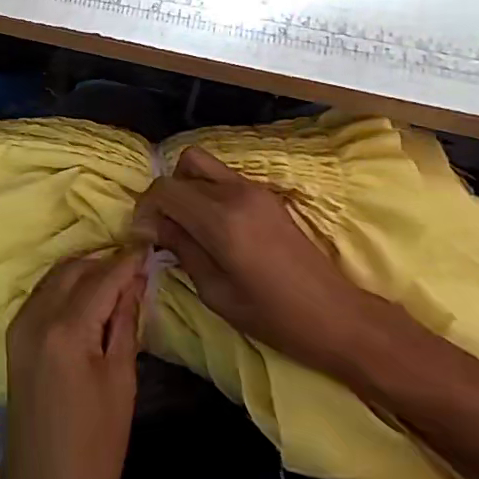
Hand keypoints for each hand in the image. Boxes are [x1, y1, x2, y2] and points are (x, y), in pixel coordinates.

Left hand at [0, 251, 145, 478]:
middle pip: (74, 268)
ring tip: (118, 276)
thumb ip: (125, 321)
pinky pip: (43, 294)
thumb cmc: (95, 444)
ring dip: (85, 269)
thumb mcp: (122, 380)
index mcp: (65, 329)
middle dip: (106, 261)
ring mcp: (20, 325)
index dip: (129, 260)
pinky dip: (66, 285)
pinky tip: (89, 295)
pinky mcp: (15, 338)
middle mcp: (36, 316)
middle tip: (138, 264)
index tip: (151, 246)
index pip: (102, 276)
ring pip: (55, 277)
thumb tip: (136, 279)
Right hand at [133, 148, 378, 378]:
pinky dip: (208, 191)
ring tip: (189, 226)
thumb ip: (182, 249)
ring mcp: (255, 189)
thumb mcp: (215, 291)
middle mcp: (236, 192)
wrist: (333, 314)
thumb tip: (154, 227)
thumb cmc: (272, 315)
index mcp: (220, 219)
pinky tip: (213, 227)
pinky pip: (225, 178)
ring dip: (188, 187)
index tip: (144, 234)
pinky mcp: (268, 194)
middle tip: (165, 226)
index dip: (146, 207)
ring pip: (205, 165)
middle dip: (167, 191)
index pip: (165, 189)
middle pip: (185, 163)